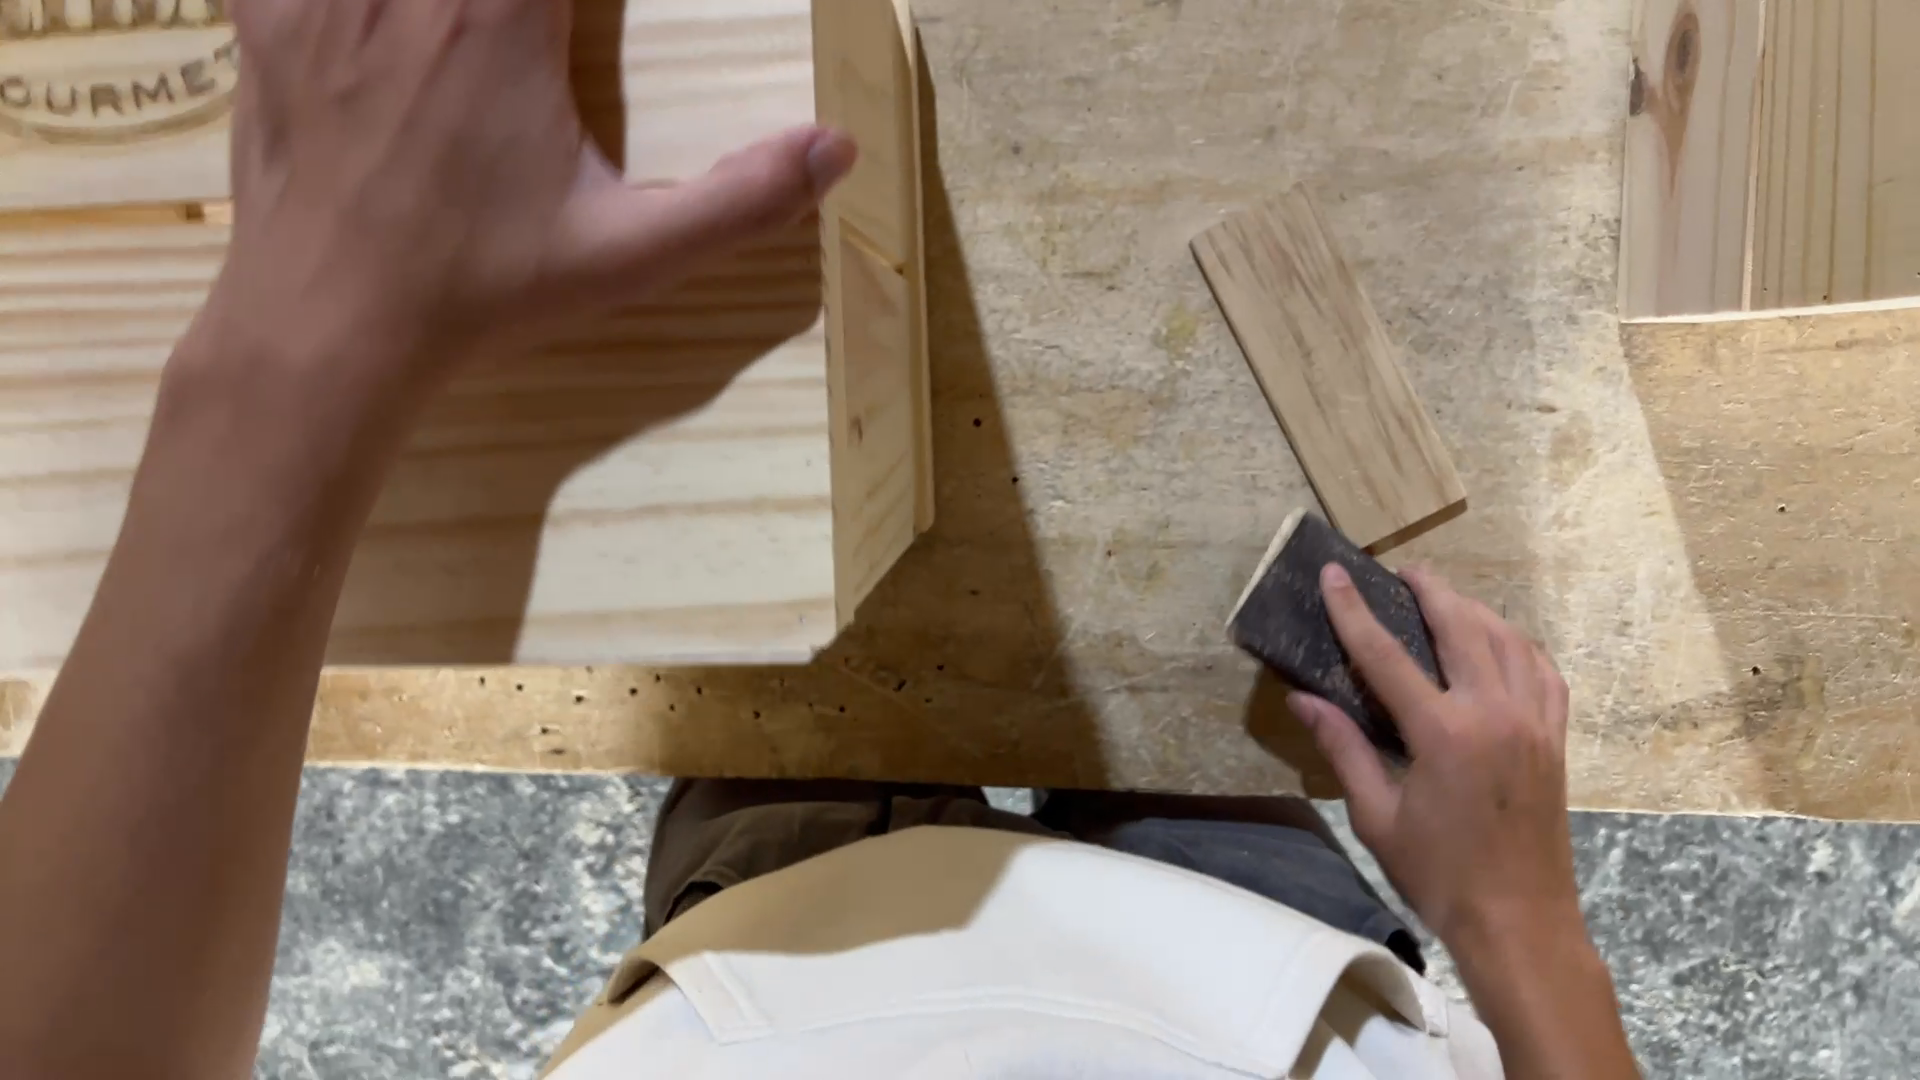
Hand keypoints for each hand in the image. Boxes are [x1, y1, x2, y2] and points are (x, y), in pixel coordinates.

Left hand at [208, 0, 854, 391]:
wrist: (339, 321)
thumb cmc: (495, 287)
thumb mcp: (637, 253)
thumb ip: (743, 200)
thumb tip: (839, 147)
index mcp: (503, 13)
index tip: (600, 12)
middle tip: (559, 22)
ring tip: (502, 25)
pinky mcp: (265, 8)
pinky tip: (394, 18)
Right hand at [1288, 564, 1580, 951]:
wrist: (1522, 924)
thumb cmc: (1438, 873)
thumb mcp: (1375, 814)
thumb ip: (1342, 747)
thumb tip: (1301, 698)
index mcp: (1444, 733)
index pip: (1386, 654)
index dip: (1354, 610)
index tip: (1335, 574)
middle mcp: (1495, 715)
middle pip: (1461, 628)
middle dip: (1428, 590)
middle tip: (1400, 572)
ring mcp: (1534, 725)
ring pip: (1508, 641)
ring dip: (1473, 609)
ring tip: (1443, 595)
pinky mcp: (1554, 741)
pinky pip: (1544, 673)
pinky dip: (1519, 644)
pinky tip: (1500, 641)